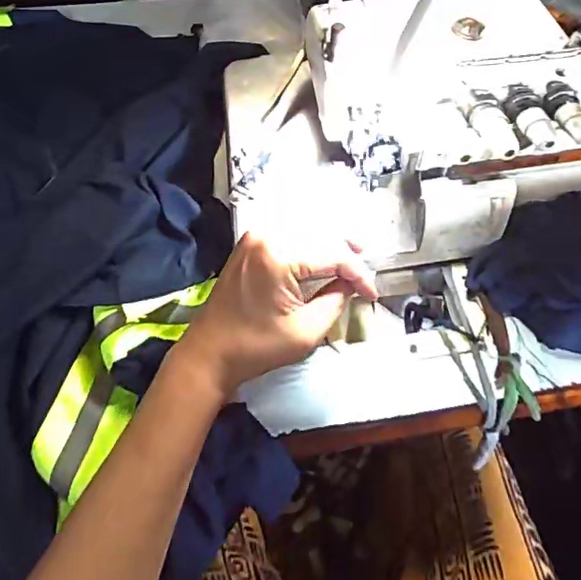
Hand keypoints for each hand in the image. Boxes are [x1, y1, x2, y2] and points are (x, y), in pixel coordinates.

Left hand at [175, 233, 377, 403]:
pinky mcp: (249, 242)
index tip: (371, 294)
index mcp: (278, 254)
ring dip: (329, 242)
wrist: (209, 352)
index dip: (357, 273)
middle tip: (365, 273)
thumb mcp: (306, 331)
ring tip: (351, 260)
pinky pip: (287, 232)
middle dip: (346, 251)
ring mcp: (254, 235)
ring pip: (304, 227)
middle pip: (319, 231)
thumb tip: (350, 283)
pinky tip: (322, 254)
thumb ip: (335, 300)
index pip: (331, 253)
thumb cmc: (255, 347)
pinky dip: (308, 241)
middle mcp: (266, 234)